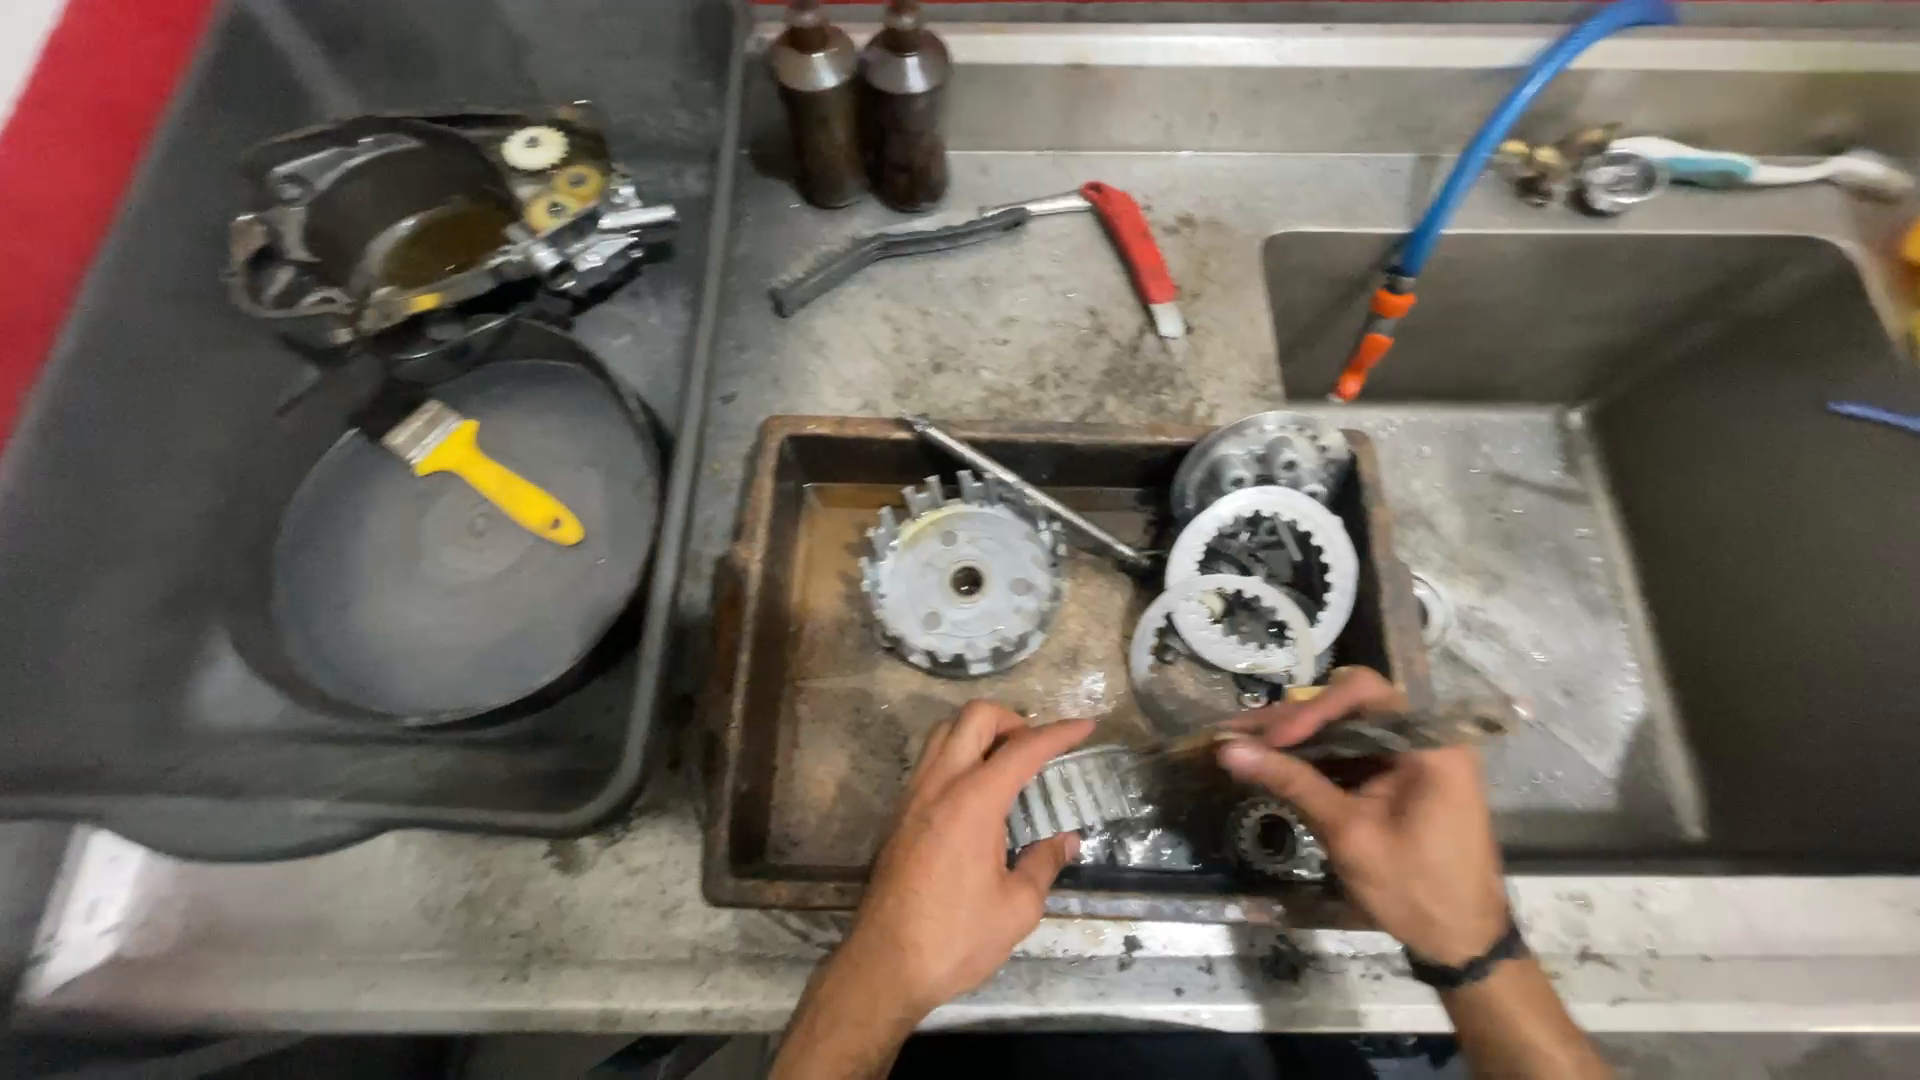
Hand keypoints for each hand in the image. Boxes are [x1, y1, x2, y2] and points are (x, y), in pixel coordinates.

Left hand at [835, 702, 1095, 1017]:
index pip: (1023, 749)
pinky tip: (977, 789)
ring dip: (980, 731)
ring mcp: (913, 793)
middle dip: (1013, 719)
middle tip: (1036, 749)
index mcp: (973, 801)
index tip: (1085, 725)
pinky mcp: (899, 811)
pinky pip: (930, 758)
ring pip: (945, 729)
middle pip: (975, 716)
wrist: (884, 964)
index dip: (1059, 733)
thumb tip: (1065, 840)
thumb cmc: (955, 938)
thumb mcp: (1016, 908)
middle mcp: (939, 783)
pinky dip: (958, 752)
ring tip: (1007, 762)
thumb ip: (1043, 864)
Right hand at [1217, 668, 1508, 964]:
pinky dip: (1309, 757)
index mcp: (1428, 744)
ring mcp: (1409, 757)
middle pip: (1346, 706)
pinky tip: (1269, 761)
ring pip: (1340, 727)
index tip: (1271, 740)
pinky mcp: (1395, 776)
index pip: (1361, 693)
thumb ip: (1292, 782)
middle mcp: (1422, 738)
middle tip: (1238, 734)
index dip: (1310, 709)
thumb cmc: (1415, 889)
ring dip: (1293, 738)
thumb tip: (1228, 749)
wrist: (1463, 944)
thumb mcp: (1349, 833)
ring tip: (1241, 744)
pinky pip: (1347, 751)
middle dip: (1290, 722)